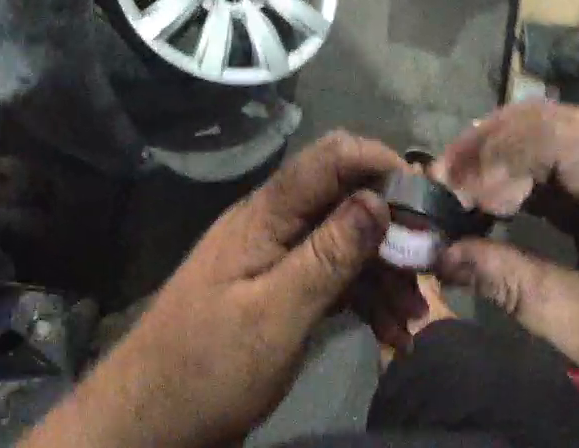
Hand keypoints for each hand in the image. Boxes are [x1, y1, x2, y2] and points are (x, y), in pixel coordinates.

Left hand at [22, 132, 404, 447]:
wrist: (145, 422)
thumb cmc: (208, 367)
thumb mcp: (276, 315)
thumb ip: (329, 254)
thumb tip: (378, 197)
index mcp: (267, 214)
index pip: (330, 158)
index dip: (379, 162)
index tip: (427, 196)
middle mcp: (274, 224)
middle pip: (344, 199)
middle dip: (392, 226)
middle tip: (433, 265)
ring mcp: (276, 258)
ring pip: (344, 242)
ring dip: (384, 272)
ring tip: (418, 316)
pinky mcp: (279, 291)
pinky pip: (332, 277)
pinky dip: (364, 298)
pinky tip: (392, 331)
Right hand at [435, 103, 578, 446]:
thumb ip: (515, 286)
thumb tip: (443, 256)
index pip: (556, 134)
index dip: (497, 154)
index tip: (456, 192)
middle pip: (551, 121)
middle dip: (491, 146)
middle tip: (445, 183)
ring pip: (554, 134)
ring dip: (503, 155)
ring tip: (460, 189)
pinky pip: (564, 161)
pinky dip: (523, 175)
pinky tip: (493, 199)